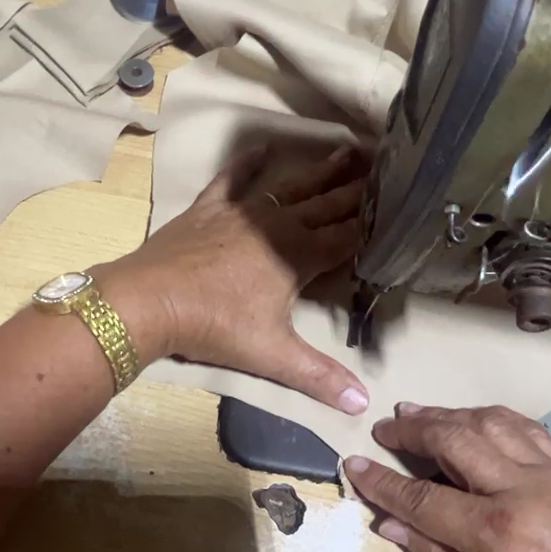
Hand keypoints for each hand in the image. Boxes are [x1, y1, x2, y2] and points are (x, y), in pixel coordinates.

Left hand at [97, 143, 370, 414]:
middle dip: (357, 189)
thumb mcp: (271, 355)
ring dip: (319, 171)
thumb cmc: (214, 327)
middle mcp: (277, 225)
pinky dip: (248, 163)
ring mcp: (242, 213)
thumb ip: (318, 376)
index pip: (348, 236)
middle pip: (326, 205)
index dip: (374, 222)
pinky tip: (264, 147)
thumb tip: (363, 404)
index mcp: (299, 255)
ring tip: (347, 150)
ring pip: (290, 187)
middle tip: (386, 164)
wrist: (149, 301)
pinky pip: (232, 179)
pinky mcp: (208, 209)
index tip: (401, 204)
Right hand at [343, 404, 550, 551]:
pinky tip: (472, 419)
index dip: (382, 482)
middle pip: (455, 441)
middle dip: (412, 430)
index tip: (354, 463)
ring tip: (417, 412)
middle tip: (384, 427)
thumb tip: (388, 523)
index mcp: (496, 532)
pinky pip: (526, 429)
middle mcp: (523, 490)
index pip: (422, 497)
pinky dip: (491, 418)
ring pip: (491, 422)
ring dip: (449, 413)